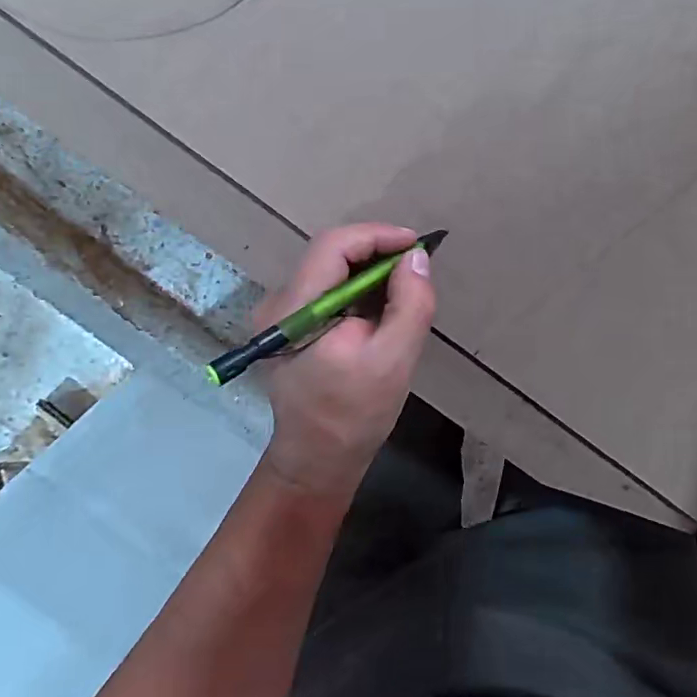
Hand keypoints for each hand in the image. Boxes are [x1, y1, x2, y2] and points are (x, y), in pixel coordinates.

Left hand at [256, 224, 436, 496]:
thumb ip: (410, 304)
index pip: (333, 246)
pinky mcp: (291, 326)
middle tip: (417, 265)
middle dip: (378, 251)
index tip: (417, 245)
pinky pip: (329, 289)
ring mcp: (282, 315)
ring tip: (406, 285)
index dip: (378, 236)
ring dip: (371, 270)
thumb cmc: (355, 414)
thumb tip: (417, 257)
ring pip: (331, 270)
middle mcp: (279, 303)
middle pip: (330, 254)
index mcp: (296, 309)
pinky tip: (383, 306)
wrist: (316, 461)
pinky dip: (360, 288)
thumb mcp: (394, 359)